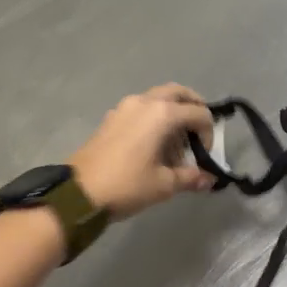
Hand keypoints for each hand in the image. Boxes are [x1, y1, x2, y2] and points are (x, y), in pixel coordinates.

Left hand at [69, 84, 215, 219]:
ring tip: (174, 141)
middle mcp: (146, 102)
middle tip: (197, 131)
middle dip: (193, 108)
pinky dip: (154, 116)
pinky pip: (142, 107)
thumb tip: (209, 180)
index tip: (204, 155)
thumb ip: (190, 177)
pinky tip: (151, 143)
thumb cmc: (126, 185)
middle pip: (179, 93)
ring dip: (173, 111)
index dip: (208, 133)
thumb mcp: (163, 185)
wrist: (77, 194)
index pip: (199, 113)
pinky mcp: (112, 116)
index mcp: (163, 114)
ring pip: (159, 97)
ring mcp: (126, 106)